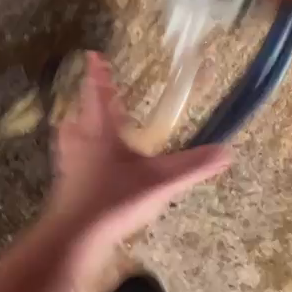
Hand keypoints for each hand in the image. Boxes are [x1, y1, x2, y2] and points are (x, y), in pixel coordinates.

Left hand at [40, 54, 229, 261]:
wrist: (74, 236)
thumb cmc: (113, 200)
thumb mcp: (160, 183)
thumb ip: (193, 166)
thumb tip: (226, 151)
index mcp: (100, 130)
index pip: (99, 93)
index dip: (98, 73)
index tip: (92, 55)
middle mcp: (80, 141)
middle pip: (80, 112)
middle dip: (88, 100)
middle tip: (95, 92)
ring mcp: (69, 163)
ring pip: (72, 134)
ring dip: (80, 125)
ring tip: (89, 124)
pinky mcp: (65, 184)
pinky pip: (72, 158)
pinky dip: (81, 152)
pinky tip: (92, 166)